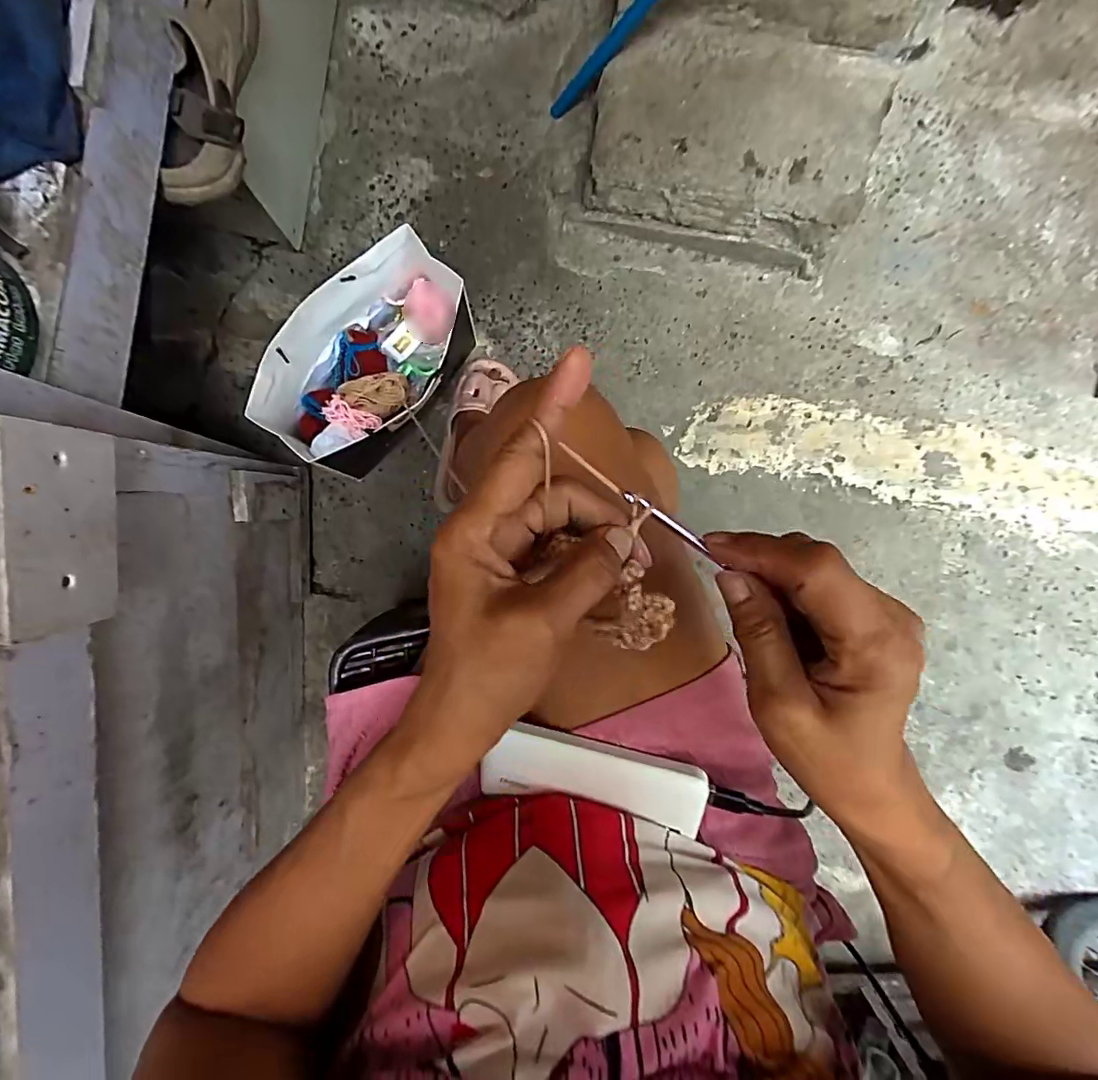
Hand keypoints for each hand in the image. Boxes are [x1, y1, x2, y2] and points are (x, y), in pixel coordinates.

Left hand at [418, 347, 643, 754]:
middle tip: (639, 551)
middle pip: (550, 495)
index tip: (579, 360)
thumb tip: (624, 539)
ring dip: (594, 541)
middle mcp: (483, 532)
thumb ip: (588, 571)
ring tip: (630, 572)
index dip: (552, 408)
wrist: (458, 720)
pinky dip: (582, 561)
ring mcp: (495, 553)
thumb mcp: (543, 621)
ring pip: (556, 524)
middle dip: (597, 514)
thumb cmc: (489, 674)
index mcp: (475, 532)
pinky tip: (610, 582)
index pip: (522, 457)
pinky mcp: (508, 575)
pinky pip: (552, 551)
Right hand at [704, 532, 926, 826]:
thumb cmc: (823, 756)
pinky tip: (767, 614)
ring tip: (741, 603)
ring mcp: (888, 616)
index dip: (762, 550)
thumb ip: (757, 633)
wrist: (870, 784)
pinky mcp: (875, 619)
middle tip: (717, 575)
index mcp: (874, 641)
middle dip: (762, 560)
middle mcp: (892, 617)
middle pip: (819, 563)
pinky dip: (786, 590)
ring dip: (772, 576)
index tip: (710, 546)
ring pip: (818, 569)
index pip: (817, 570)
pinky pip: (822, 586)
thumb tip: (731, 575)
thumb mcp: (776, 701)